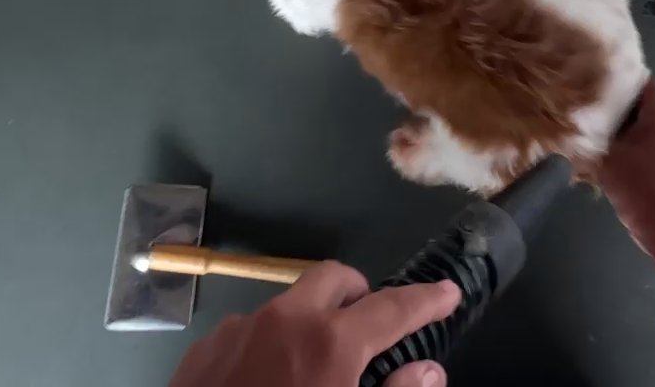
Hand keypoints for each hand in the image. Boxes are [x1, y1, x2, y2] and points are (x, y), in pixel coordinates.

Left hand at [166, 261, 459, 386]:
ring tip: (313, 365)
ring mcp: (241, 328)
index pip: (393, 308)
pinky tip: (265, 384)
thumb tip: (428, 370)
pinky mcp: (206, 348)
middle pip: (333, 278)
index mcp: (329, 342)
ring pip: (289, 302)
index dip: (426, 300)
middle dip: (358, 293)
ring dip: (311, 320)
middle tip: (369, 327)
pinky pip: (249, 329)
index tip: (449, 291)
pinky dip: (270, 343)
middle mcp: (286, 319)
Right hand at [597, 80, 654, 245]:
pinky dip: (620, 143)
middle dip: (616, 98)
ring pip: (636, 128)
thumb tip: (577, 120)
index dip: (629, 72)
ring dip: (617, 123)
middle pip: (639, 106)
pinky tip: (599, 147)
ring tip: (590, 116)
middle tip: (589, 90)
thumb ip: (594, 136)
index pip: (646, 86)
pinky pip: (636, 147)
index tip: (606, 65)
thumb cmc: (638, 183)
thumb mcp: (609, 156)